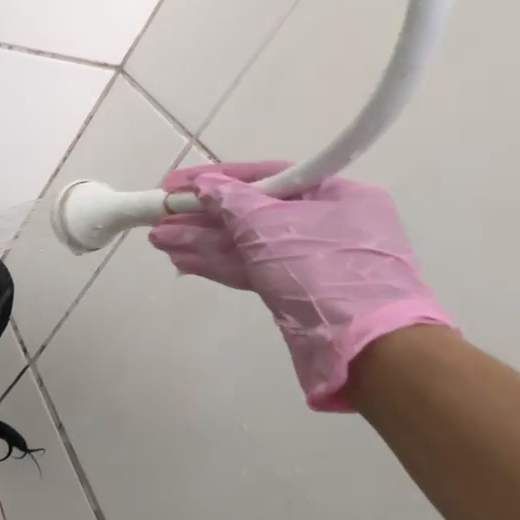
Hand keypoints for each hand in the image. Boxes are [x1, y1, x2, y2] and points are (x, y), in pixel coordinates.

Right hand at [147, 161, 454, 411]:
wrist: (362, 341)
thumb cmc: (320, 267)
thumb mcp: (269, 224)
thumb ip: (230, 201)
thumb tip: (203, 187)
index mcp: (336, 196)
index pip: (267, 177)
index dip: (217, 178)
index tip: (175, 184)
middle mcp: (325, 223)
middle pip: (250, 212)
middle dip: (201, 215)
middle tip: (158, 216)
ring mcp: (309, 259)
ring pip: (244, 243)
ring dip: (200, 240)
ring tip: (158, 239)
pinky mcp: (293, 288)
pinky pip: (248, 267)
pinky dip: (215, 262)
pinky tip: (181, 259)